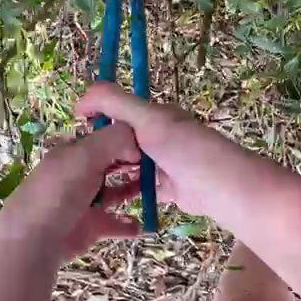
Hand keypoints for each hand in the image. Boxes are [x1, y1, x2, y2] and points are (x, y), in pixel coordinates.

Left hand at [0, 122, 147, 265]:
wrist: (35, 239)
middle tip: (160, 166)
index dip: (126, 138)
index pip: (104, 139)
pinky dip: (130, 224)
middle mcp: (79, 175)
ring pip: (115, 193)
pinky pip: (116, 224)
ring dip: (134, 190)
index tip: (152, 142)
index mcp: (73, 152)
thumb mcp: (86, 155)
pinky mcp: (91, 228)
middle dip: (134, 164)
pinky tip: (144, 224)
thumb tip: (137, 142)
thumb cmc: (59, 190)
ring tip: (158, 190)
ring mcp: (85, 202)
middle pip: (111, 164)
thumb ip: (114, 140)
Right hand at [73, 84, 247, 217]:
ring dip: (112, 173)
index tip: (77, 134)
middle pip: (121, 141)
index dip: (96, 120)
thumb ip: (113, 102)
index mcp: (155, 115)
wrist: (223, 187)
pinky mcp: (167, 188)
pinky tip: (108, 200)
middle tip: (80, 167)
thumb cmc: (185, 149)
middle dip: (102, 151)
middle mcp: (158, 136)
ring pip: (129, 166)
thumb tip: (80, 100)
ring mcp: (163, 163)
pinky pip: (141, 189)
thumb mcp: (147, 119)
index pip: (117, 111)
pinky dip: (126, 193)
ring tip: (89, 185)